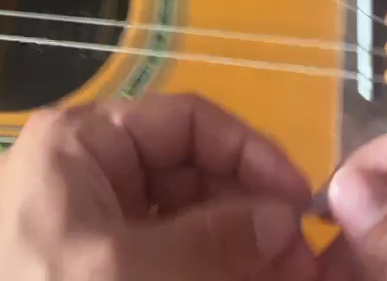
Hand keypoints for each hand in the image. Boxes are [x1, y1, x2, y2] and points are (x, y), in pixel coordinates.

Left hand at [0, 94, 316, 280]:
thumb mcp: (125, 269)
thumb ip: (209, 242)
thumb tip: (287, 221)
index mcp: (85, 138)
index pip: (185, 120)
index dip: (247, 151)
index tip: (299, 197)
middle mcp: (91, 165)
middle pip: (188, 169)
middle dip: (246, 209)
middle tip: (301, 256)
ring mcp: (92, 216)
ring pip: (182, 216)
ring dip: (232, 245)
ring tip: (285, 274)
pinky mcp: (93, 260)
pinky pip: (162, 252)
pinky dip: (202, 267)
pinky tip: (240, 279)